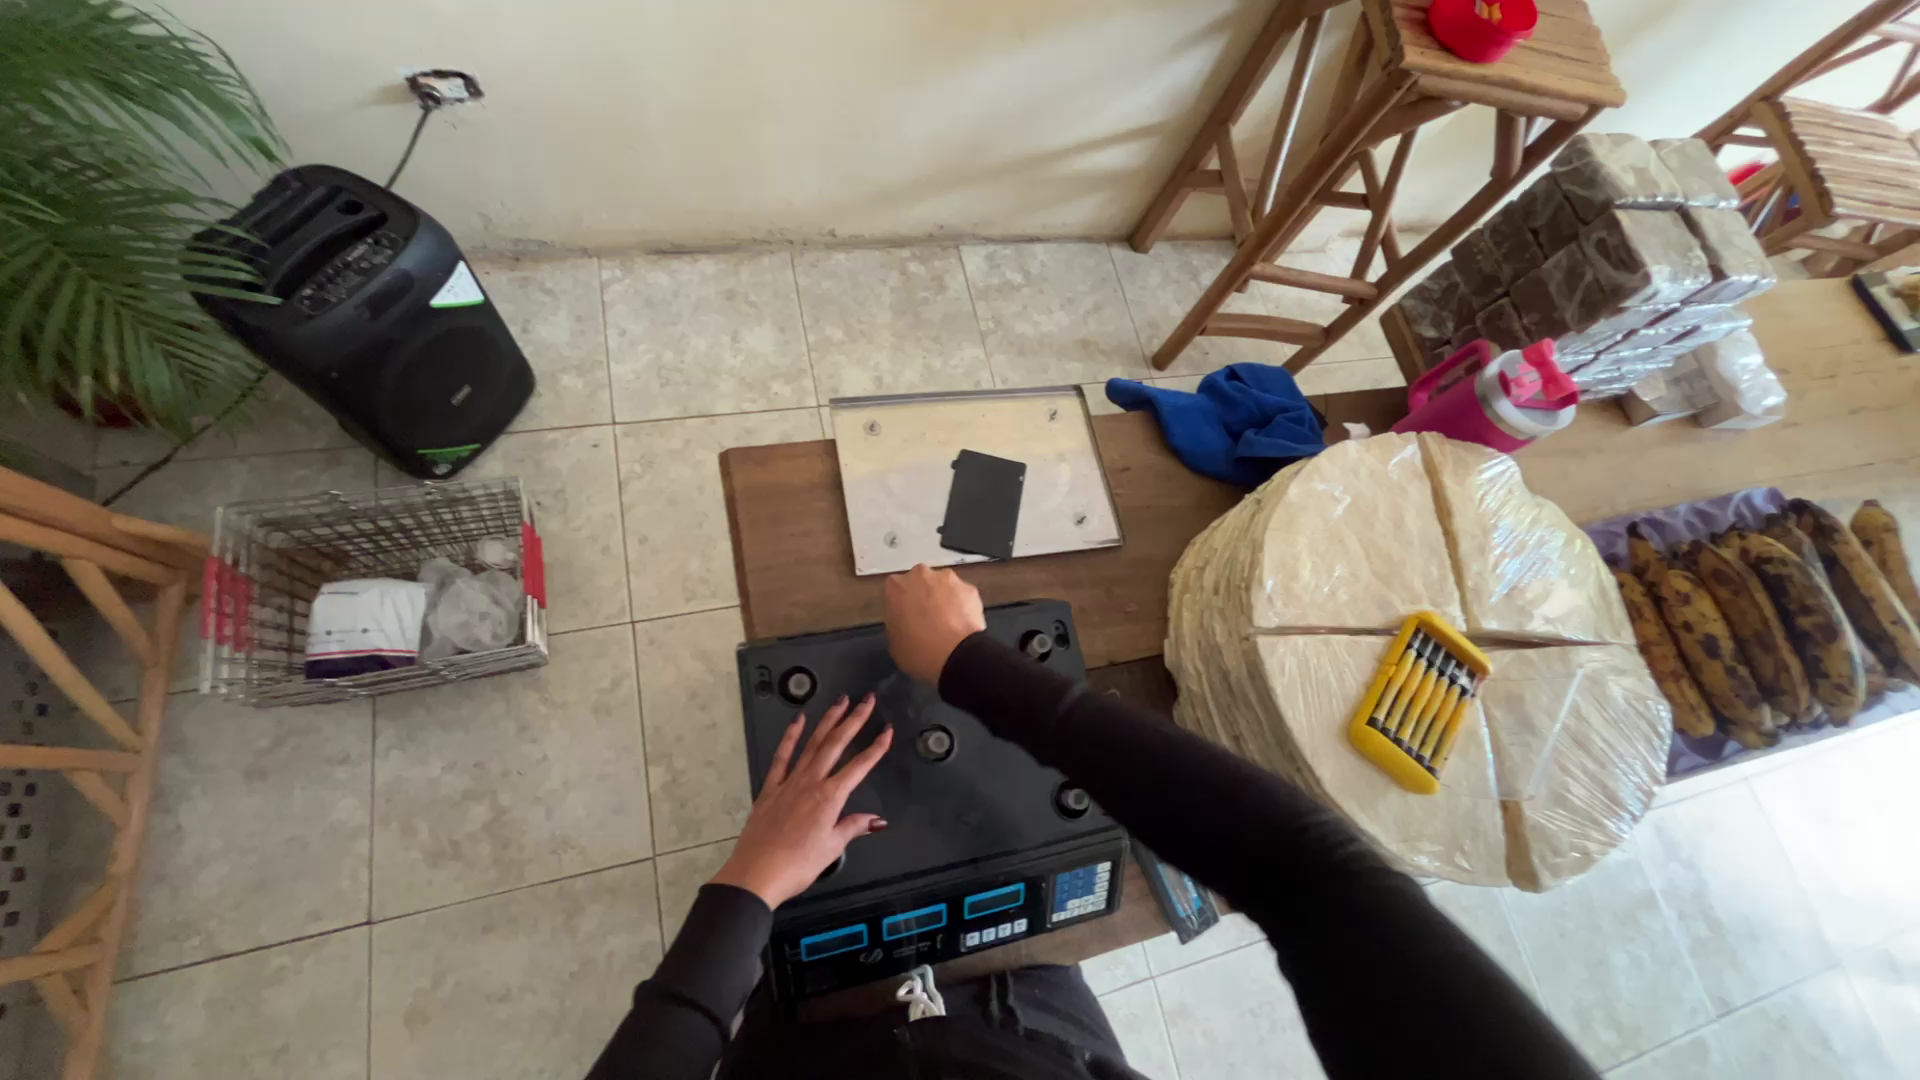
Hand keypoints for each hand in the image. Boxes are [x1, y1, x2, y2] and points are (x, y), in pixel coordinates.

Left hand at [710, 694, 893, 908]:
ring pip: (813, 743)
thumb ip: (853, 827)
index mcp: (830, 797)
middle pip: (837, 744)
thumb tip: (877, 820)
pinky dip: (791, 736)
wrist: (757, 873)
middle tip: (867, 700)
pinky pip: (782, 756)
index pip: (860, 766)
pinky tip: (798, 720)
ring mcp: (790, 781)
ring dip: (828, 720)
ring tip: (841, 701)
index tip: (887, 730)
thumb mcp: (832, 848)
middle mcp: (811, 782)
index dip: (877, 747)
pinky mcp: (771, 787)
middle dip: (855, 720)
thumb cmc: (797, 864)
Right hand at [884, 564, 986, 682]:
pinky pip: (962, 595)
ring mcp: (947, 579)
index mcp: (895, 587)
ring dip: (944, 598)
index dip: (901, 605)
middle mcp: (920, 575)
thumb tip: (905, 624)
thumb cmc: (918, 651)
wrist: (956, 655)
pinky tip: (963, 623)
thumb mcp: (894, 643)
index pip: (895, 590)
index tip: (905, 618)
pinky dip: (962, 605)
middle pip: (920, 581)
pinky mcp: (969, 588)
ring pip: (943, 585)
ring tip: (948, 623)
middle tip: (927, 619)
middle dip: (923, 595)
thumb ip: (896, 623)